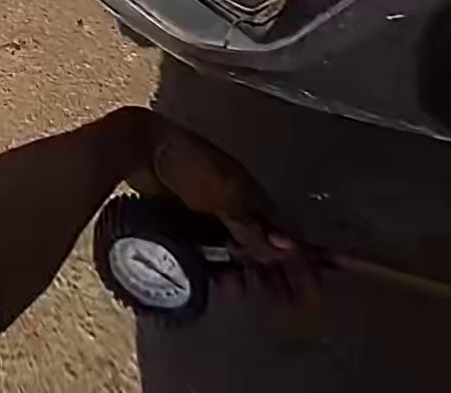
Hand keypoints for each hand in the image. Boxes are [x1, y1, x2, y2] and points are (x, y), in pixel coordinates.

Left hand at [129, 114, 316, 300]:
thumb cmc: (186, 163)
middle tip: (281, 301)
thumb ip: (252, 223)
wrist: (140, 147)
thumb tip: (284, 249)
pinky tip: (213, 277)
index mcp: (248, 190)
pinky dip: (213, 263)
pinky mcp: (181, 215)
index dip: (300, 262)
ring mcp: (205, 208)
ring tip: (236, 289)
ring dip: (240, 272)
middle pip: (259, 243)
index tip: (310, 293)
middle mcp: (230, 201)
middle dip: (273, 273)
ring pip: (232, 249)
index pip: (282, 231)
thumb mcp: (225, 194)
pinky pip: (205, 246)